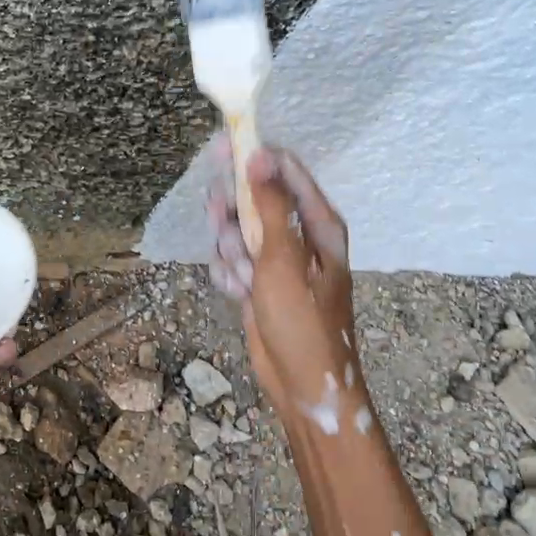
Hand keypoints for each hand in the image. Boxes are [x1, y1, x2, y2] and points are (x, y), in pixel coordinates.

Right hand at [207, 143, 356, 430]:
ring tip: (241, 273)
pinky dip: (229, 274)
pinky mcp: (256, 281)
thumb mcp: (284, 259)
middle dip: (233, 210)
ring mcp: (275, 259)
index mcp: (318, 223)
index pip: (284, 170)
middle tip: (217, 212)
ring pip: (235, 229)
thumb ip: (270, 204)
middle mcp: (298, 235)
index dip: (253, 155)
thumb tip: (259, 153)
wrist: (304, 388)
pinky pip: (230, 260)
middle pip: (253, 197)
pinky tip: (238, 293)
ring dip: (230, 250)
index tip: (221, 147)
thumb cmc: (303, 321)